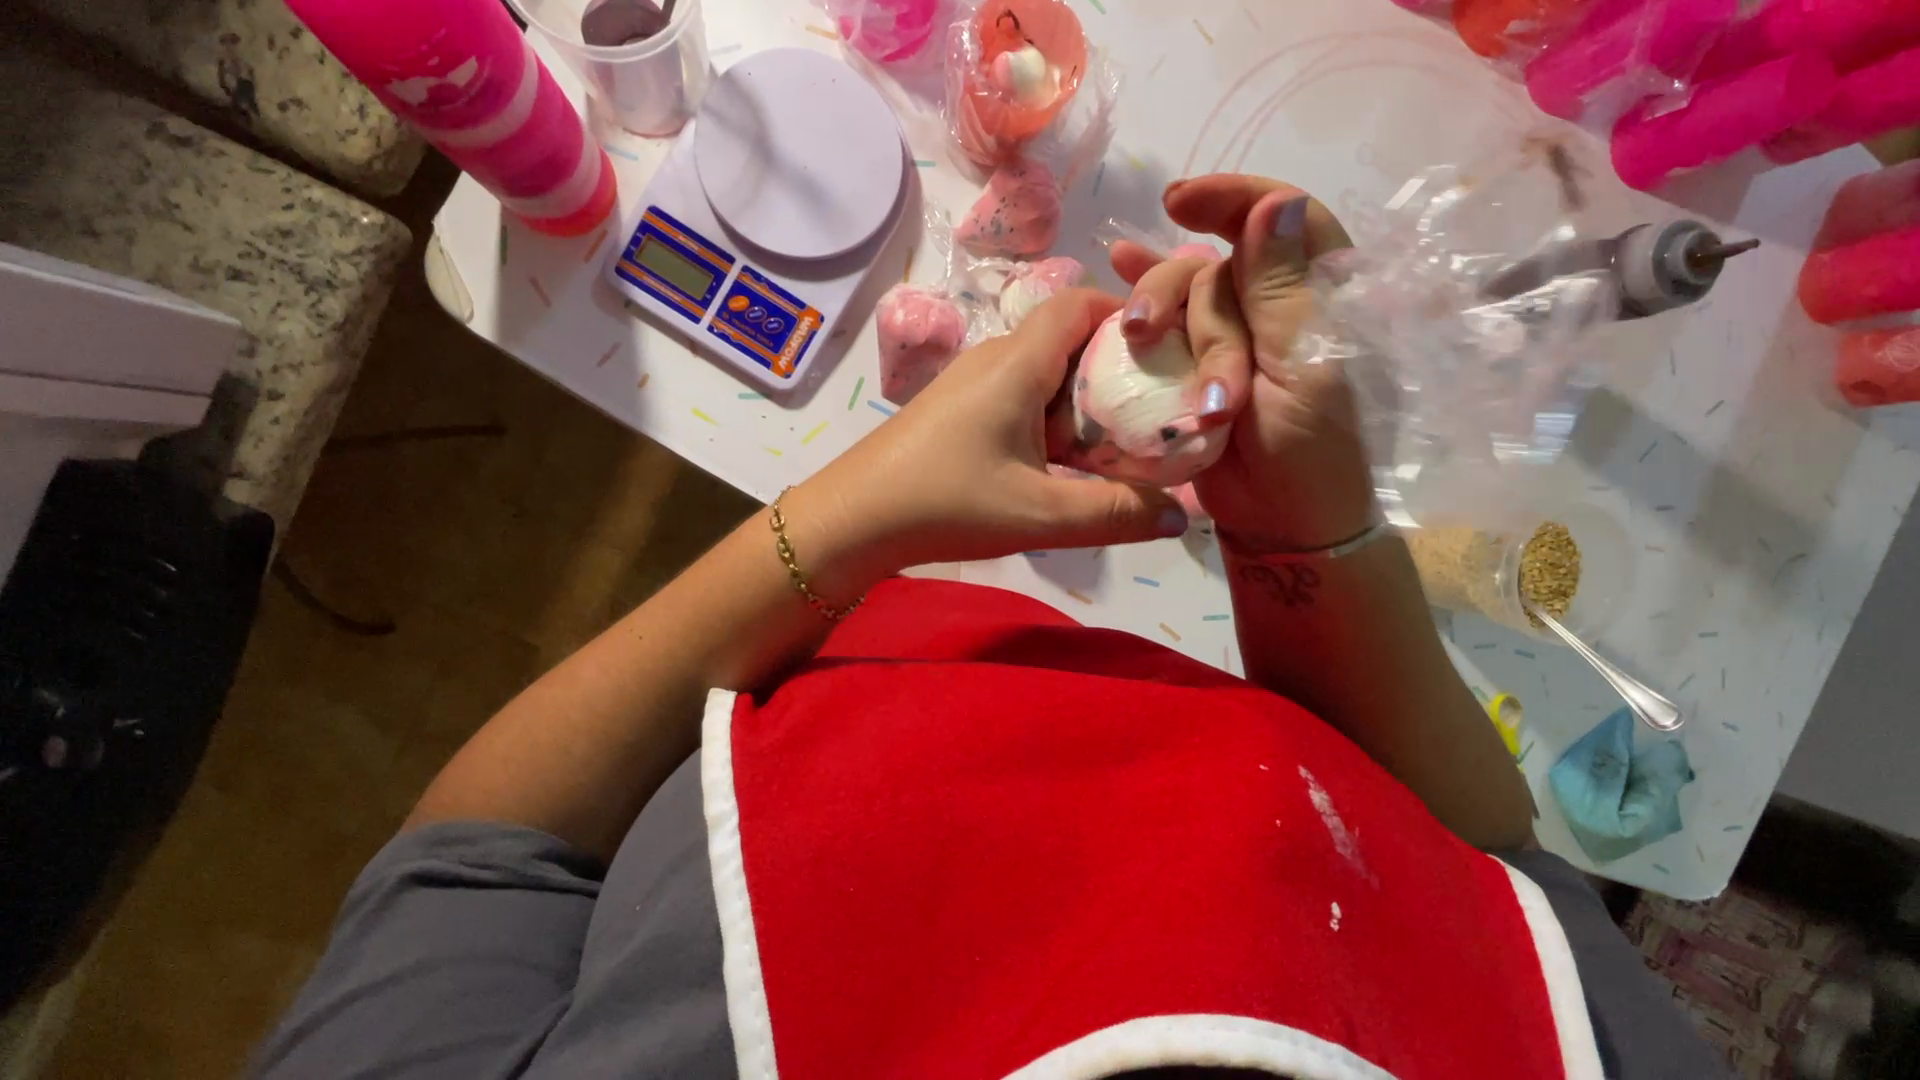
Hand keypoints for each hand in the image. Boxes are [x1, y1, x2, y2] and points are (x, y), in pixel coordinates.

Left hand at [783, 289, 1189, 601]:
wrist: (853, 519)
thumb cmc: (945, 504)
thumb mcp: (1039, 514)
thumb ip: (1114, 514)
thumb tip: (1183, 515)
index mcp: (1017, 364)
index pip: (1081, 304)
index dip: (1129, 315)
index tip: (1166, 354)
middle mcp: (994, 359)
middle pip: (1067, 337)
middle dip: (1115, 367)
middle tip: (1154, 410)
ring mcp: (970, 384)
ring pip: (1043, 371)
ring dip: (1081, 400)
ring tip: (1116, 445)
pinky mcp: (957, 410)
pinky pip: (1018, 395)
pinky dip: (1050, 417)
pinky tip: (1059, 464)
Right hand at [1112, 175, 1375, 551]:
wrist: (1279, 520)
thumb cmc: (1308, 450)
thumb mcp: (1302, 369)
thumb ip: (1282, 290)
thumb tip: (1278, 202)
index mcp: (1319, 297)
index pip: (1286, 220)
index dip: (1235, 199)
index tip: (1180, 202)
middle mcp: (1273, 306)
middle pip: (1216, 265)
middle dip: (1183, 299)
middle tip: (1149, 335)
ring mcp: (1231, 336)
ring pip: (1183, 294)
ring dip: (1155, 307)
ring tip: (1132, 332)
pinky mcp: (1194, 365)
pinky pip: (1167, 322)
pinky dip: (1140, 297)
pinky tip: (1115, 264)